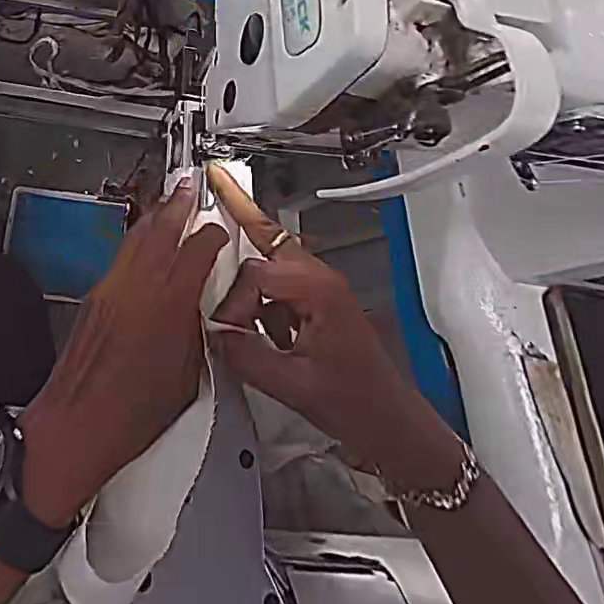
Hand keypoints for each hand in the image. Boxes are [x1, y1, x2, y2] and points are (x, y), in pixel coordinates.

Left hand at [17, 177, 227, 525]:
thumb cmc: (130, 411)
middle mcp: (139, 286)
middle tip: (188, 185)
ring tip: (168, 201)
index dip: (214, 235)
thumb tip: (202, 309)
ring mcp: (113, 288)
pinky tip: (144, 240)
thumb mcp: (188, 372)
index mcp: (170, 303)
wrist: (77, 423)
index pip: (198, 249)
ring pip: (137, 236)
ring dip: (156, 215)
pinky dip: (137, 239)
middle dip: (178, 203)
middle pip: (162, 227)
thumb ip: (198, 328)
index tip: (220, 231)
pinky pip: (122, 254)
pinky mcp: (96, 296)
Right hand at [205, 163, 465, 494]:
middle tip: (219, 183)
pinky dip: (261, 303)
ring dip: (250, 281)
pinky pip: (278, 290)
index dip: (233, 302)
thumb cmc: (358, 402)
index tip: (223, 328)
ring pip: (272, 263)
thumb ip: (247, 356)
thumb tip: (216, 334)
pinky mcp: (316, 306)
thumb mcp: (294, 385)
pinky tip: (261, 334)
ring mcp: (320, 291)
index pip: (258, 274)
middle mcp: (321, 280)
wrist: (388, 421)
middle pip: (269, 240)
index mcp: (320, 290)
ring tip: (236, 303)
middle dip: (242, 215)